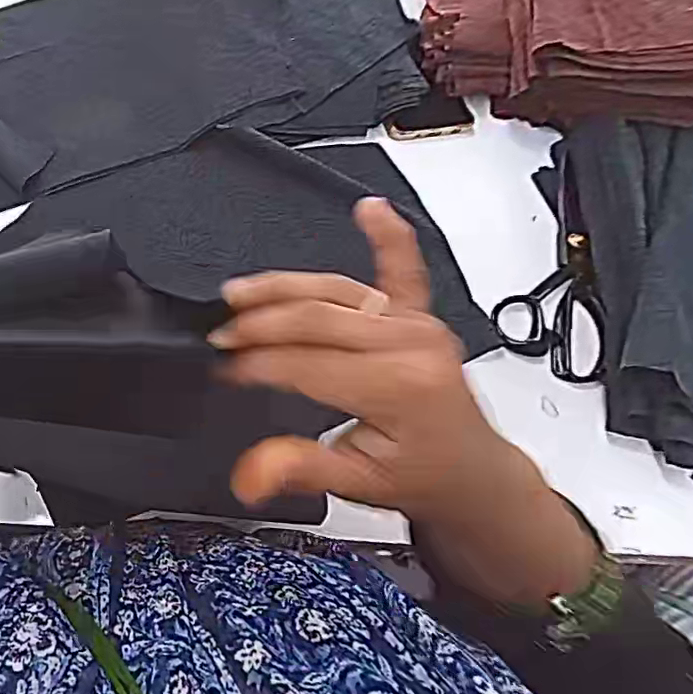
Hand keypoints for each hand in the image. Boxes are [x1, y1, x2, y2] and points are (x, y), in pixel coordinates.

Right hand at [213, 199, 598, 604]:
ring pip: (336, 290)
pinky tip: (370, 210)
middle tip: (220, 336)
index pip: (305, 363)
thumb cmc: (422, 474)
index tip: (223, 370)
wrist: (471, 471)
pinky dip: (386, 236)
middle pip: (315, 318)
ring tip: (241, 291)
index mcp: (396, 386)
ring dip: (283, 286)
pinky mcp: (419, 316)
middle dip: (257, 325)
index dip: (255, 365)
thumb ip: (301, 469)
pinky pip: (402, 269)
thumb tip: (250, 473)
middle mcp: (408, 344)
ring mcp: (416, 324)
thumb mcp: (357, 484)